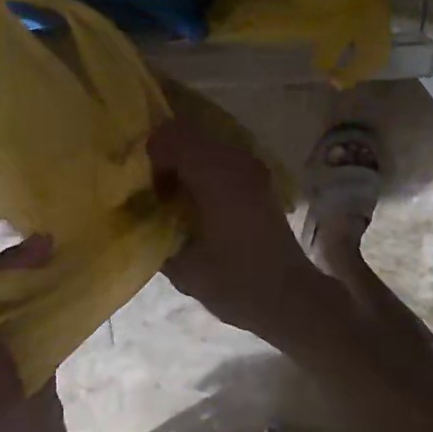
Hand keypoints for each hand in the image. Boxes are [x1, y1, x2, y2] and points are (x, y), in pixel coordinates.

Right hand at [147, 119, 319, 338]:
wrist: (291, 297)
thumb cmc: (236, 283)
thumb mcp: (185, 268)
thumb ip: (157, 236)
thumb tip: (141, 219)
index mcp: (214, 176)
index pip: (171, 137)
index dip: (151, 155)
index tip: (145, 187)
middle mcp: (235, 161)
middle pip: (189, 133)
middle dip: (167, 155)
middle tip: (156, 189)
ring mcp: (252, 167)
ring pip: (207, 144)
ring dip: (186, 161)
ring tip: (176, 196)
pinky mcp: (260, 179)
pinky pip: (223, 158)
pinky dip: (204, 169)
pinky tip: (200, 202)